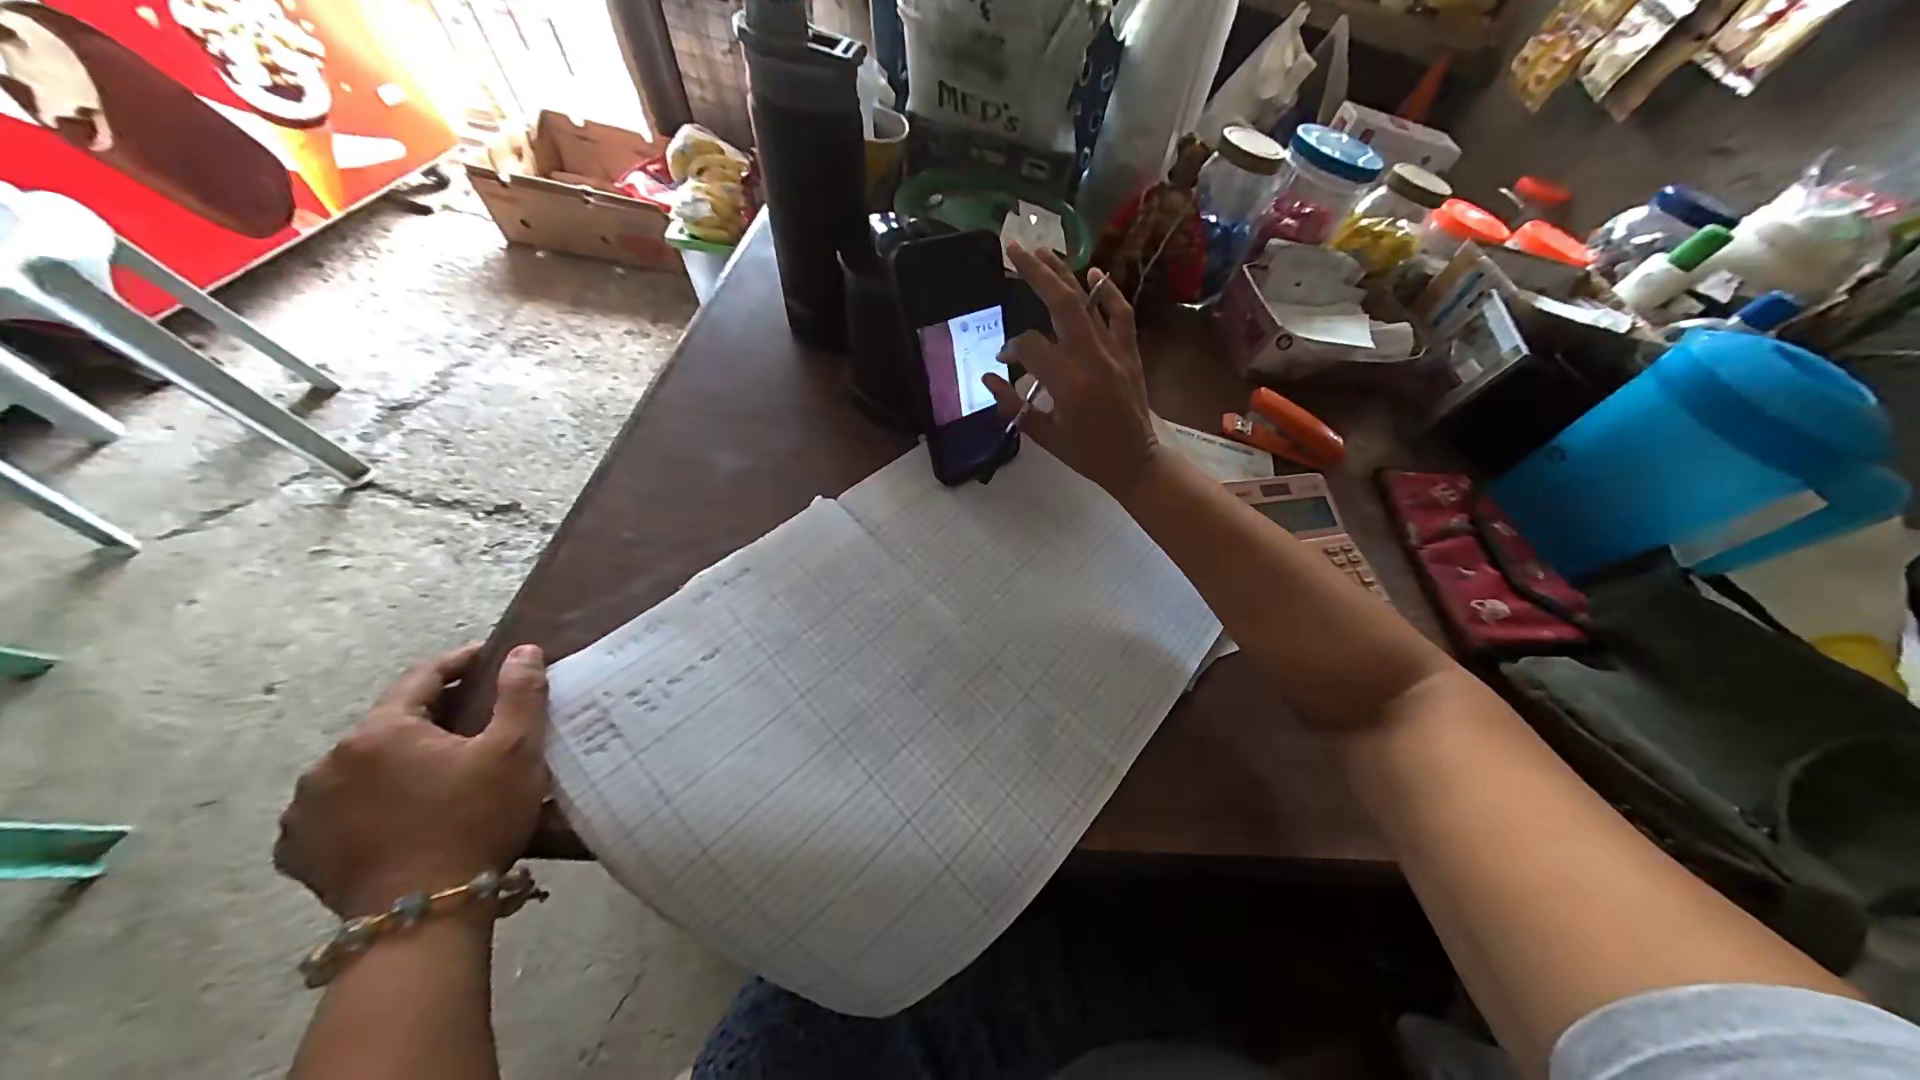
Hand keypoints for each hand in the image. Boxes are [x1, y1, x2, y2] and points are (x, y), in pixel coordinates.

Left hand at [275, 644, 549, 917]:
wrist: (421, 917)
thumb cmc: (475, 821)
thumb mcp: (515, 751)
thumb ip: (520, 694)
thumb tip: (522, 651)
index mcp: (381, 731)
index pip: (422, 677)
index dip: (458, 662)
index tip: (486, 657)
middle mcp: (330, 762)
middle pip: (390, 723)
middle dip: (430, 717)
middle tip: (472, 725)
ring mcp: (305, 809)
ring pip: (361, 765)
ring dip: (395, 760)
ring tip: (433, 774)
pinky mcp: (298, 850)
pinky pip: (335, 807)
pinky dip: (364, 800)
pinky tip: (391, 812)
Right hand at [985, 244, 1160, 495]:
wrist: (1134, 461)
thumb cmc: (1086, 454)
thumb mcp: (1044, 436)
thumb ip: (1013, 406)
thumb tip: (989, 378)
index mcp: (1068, 383)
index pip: (1031, 346)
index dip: (1011, 347)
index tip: (1003, 358)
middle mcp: (1092, 358)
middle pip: (1062, 304)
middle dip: (1036, 273)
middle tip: (1014, 249)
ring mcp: (1115, 351)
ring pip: (1089, 302)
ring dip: (1065, 273)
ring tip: (1042, 250)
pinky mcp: (1130, 351)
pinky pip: (1121, 313)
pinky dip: (1109, 291)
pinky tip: (1094, 271)